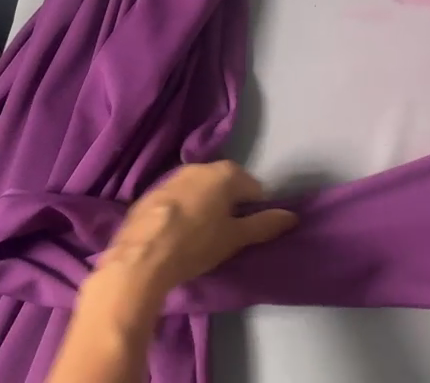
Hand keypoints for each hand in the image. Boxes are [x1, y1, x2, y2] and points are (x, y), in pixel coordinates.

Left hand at [96, 160, 297, 292]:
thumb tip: (292, 216)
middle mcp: (199, 167)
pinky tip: (172, 238)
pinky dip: (178, 214)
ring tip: (196, 238)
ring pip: (197, 191)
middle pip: (224, 185)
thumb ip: (265, 224)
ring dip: (201, 207)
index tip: (244, 231)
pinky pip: (172, 202)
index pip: (253, 188)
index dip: (253, 209)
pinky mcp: (146, 197)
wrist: (137, 262)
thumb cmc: (195, 244)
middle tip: (222, 235)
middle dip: (227, 205)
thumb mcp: (235, 238)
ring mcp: (170, 180)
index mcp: (225, 172)